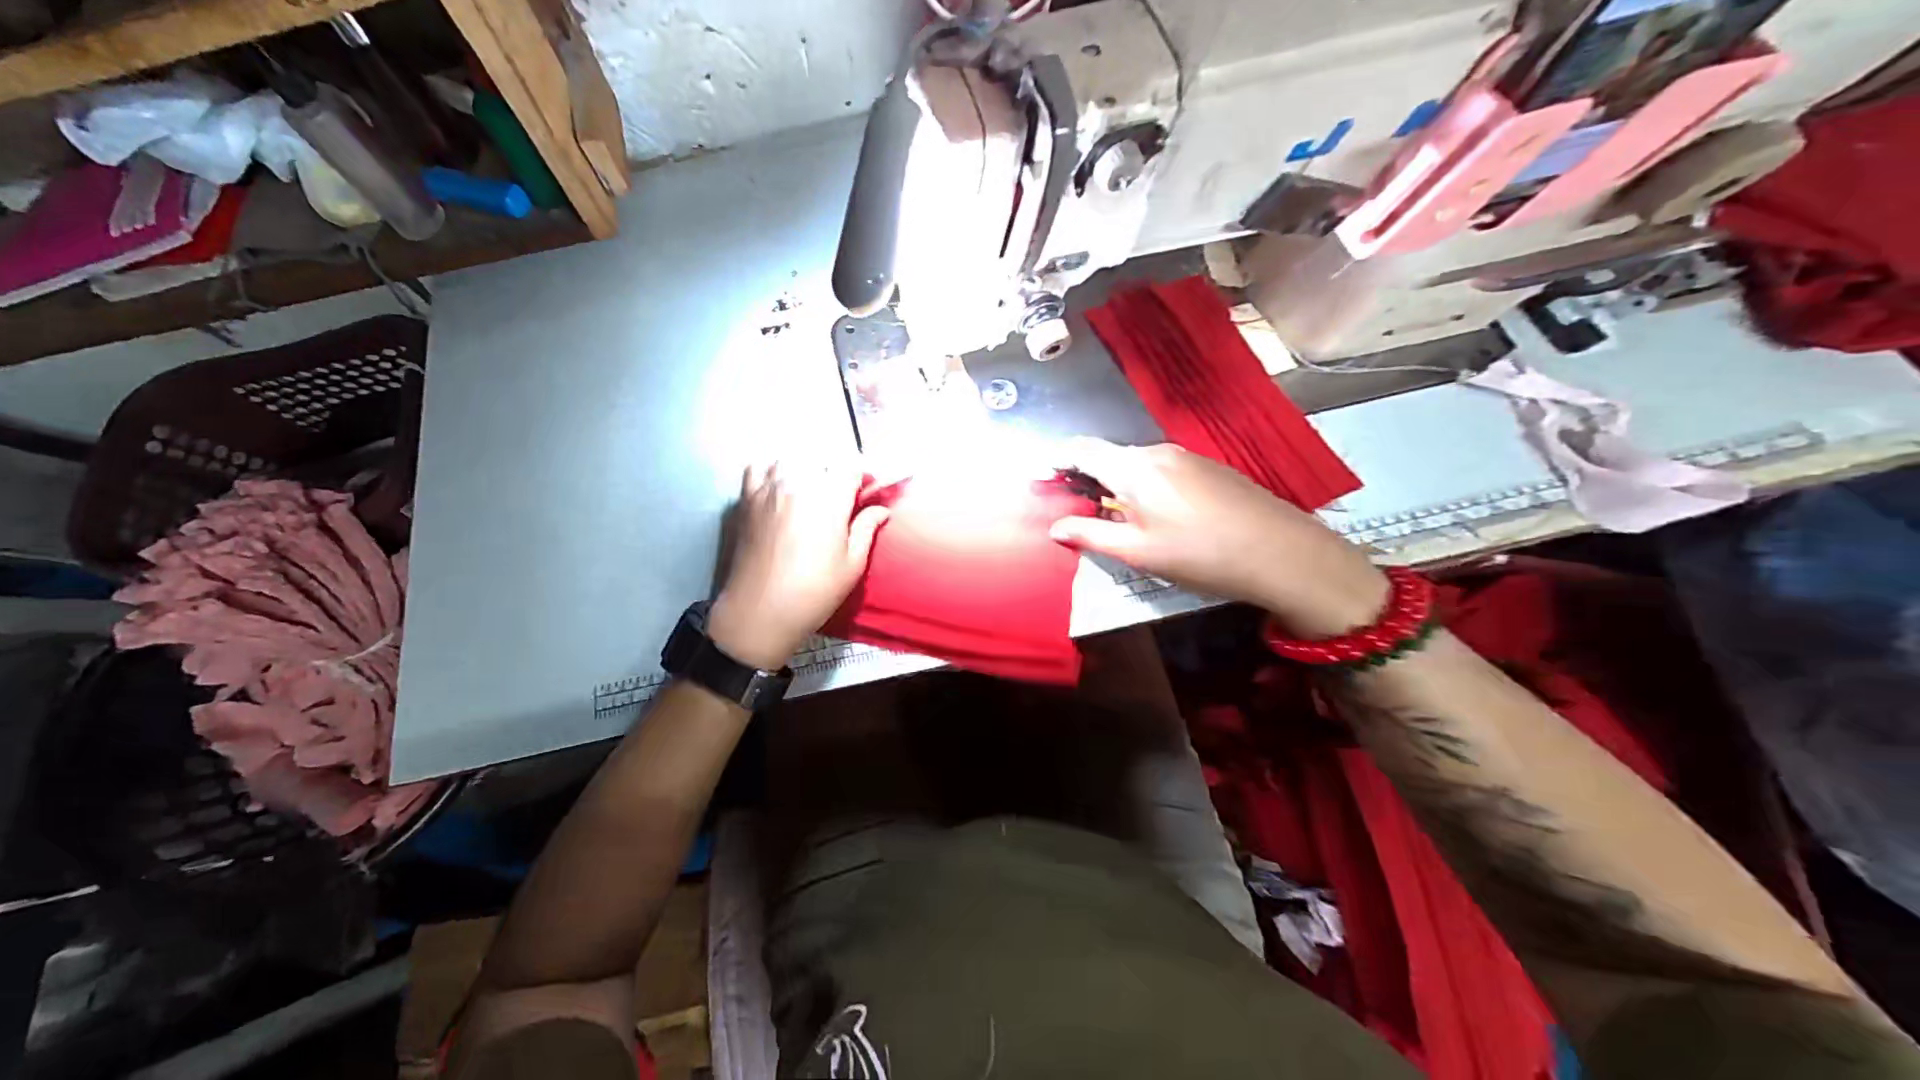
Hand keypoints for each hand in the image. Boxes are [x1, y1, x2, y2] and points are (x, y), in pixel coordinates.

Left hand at [708, 460, 888, 669]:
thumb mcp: (851, 565)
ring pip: (791, 457)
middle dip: (835, 470)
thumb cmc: (814, 592)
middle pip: (822, 456)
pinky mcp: (746, 499)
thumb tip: (881, 510)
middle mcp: (798, 484)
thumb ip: (866, 529)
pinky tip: (778, 487)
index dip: (862, 476)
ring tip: (811, 488)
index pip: (851, 467)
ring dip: (805, 466)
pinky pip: (757, 467)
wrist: (759, 612)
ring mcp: (768, 489)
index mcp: (829, 499)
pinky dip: (771, 470)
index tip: (866, 491)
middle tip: (840, 494)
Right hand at [1051, 439, 1388, 637]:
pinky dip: (1148, 488)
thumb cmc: (1199, 553)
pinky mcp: (1209, 467)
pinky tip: (1162, 519)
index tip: (1045, 481)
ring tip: (1123, 524)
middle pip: (1109, 457)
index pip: (1081, 448)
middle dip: (1088, 480)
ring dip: (1120, 487)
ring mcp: (1187, 456)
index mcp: (1133, 467)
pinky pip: (1163, 470)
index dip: (1057, 461)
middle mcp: (1157, 451)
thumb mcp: (1138, 552)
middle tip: (1082, 516)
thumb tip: (1055, 526)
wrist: (1280, 551)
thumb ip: (1091, 535)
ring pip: (1137, 465)